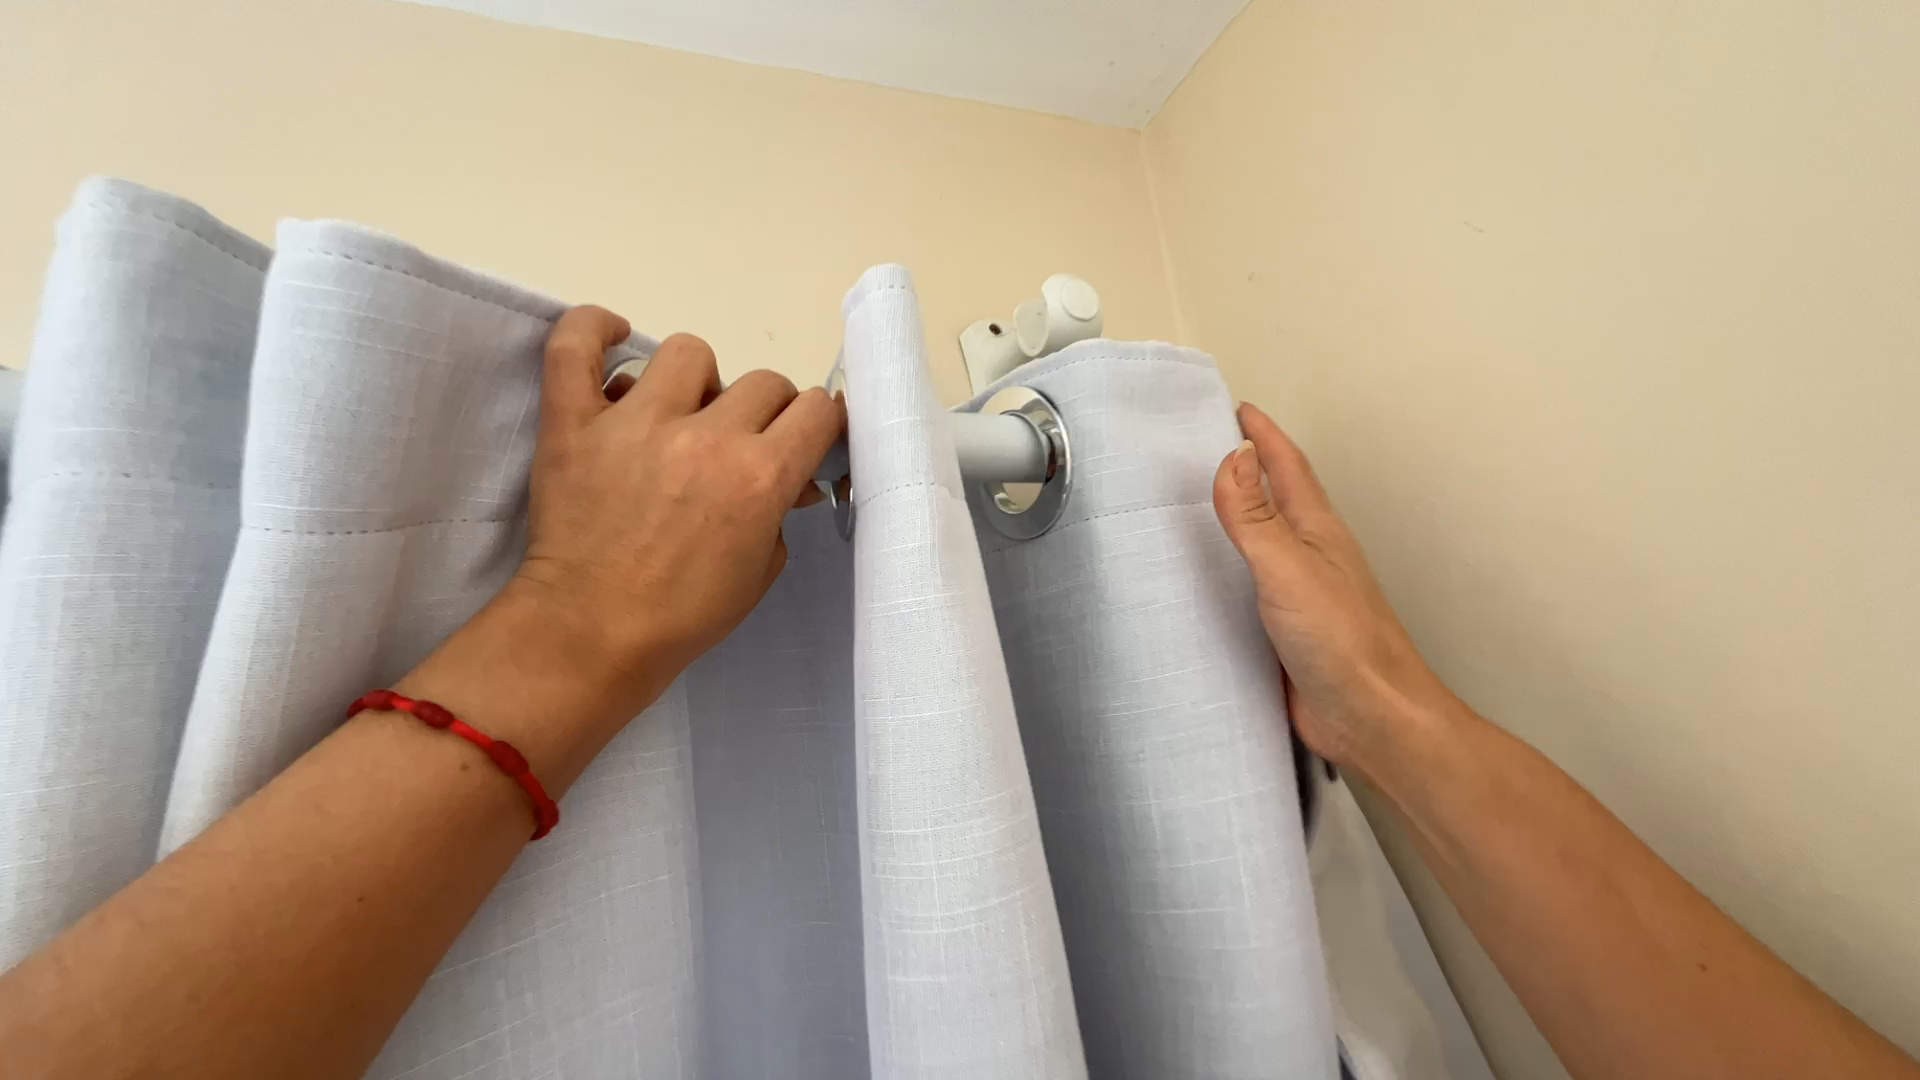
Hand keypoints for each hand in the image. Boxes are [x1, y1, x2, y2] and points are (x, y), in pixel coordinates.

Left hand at [511, 307, 842, 714]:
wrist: (593, 635)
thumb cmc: (688, 613)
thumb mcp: (762, 568)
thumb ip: (781, 510)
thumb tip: (791, 476)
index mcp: (761, 476)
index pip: (817, 408)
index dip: (820, 421)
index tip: (807, 436)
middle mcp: (708, 437)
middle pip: (764, 381)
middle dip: (768, 411)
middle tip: (745, 442)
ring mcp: (636, 422)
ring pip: (689, 351)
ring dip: (700, 381)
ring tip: (681, 413)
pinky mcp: (574, 422)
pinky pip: (575, 345)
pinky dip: (594, 330)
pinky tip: (613, 337)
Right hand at [1212, 403, 1453, 769]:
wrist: (1370, 720)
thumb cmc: (1342, 642)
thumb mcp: (1290, 569)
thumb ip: (1256, 517)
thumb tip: (1235, 455)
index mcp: (1315, 531)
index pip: (1286, 467)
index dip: (1262, 434)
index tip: (1235, 408)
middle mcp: (1306, 555)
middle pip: (1273, 497)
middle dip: (1244, 466)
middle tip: (1202, 446)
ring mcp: (1293, 592)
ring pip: (1258, 540)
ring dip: (1231, 516)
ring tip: (1189, 503)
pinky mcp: (1277, 628)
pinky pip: (1243, 584)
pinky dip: (1221, 569)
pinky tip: (1198, 578)